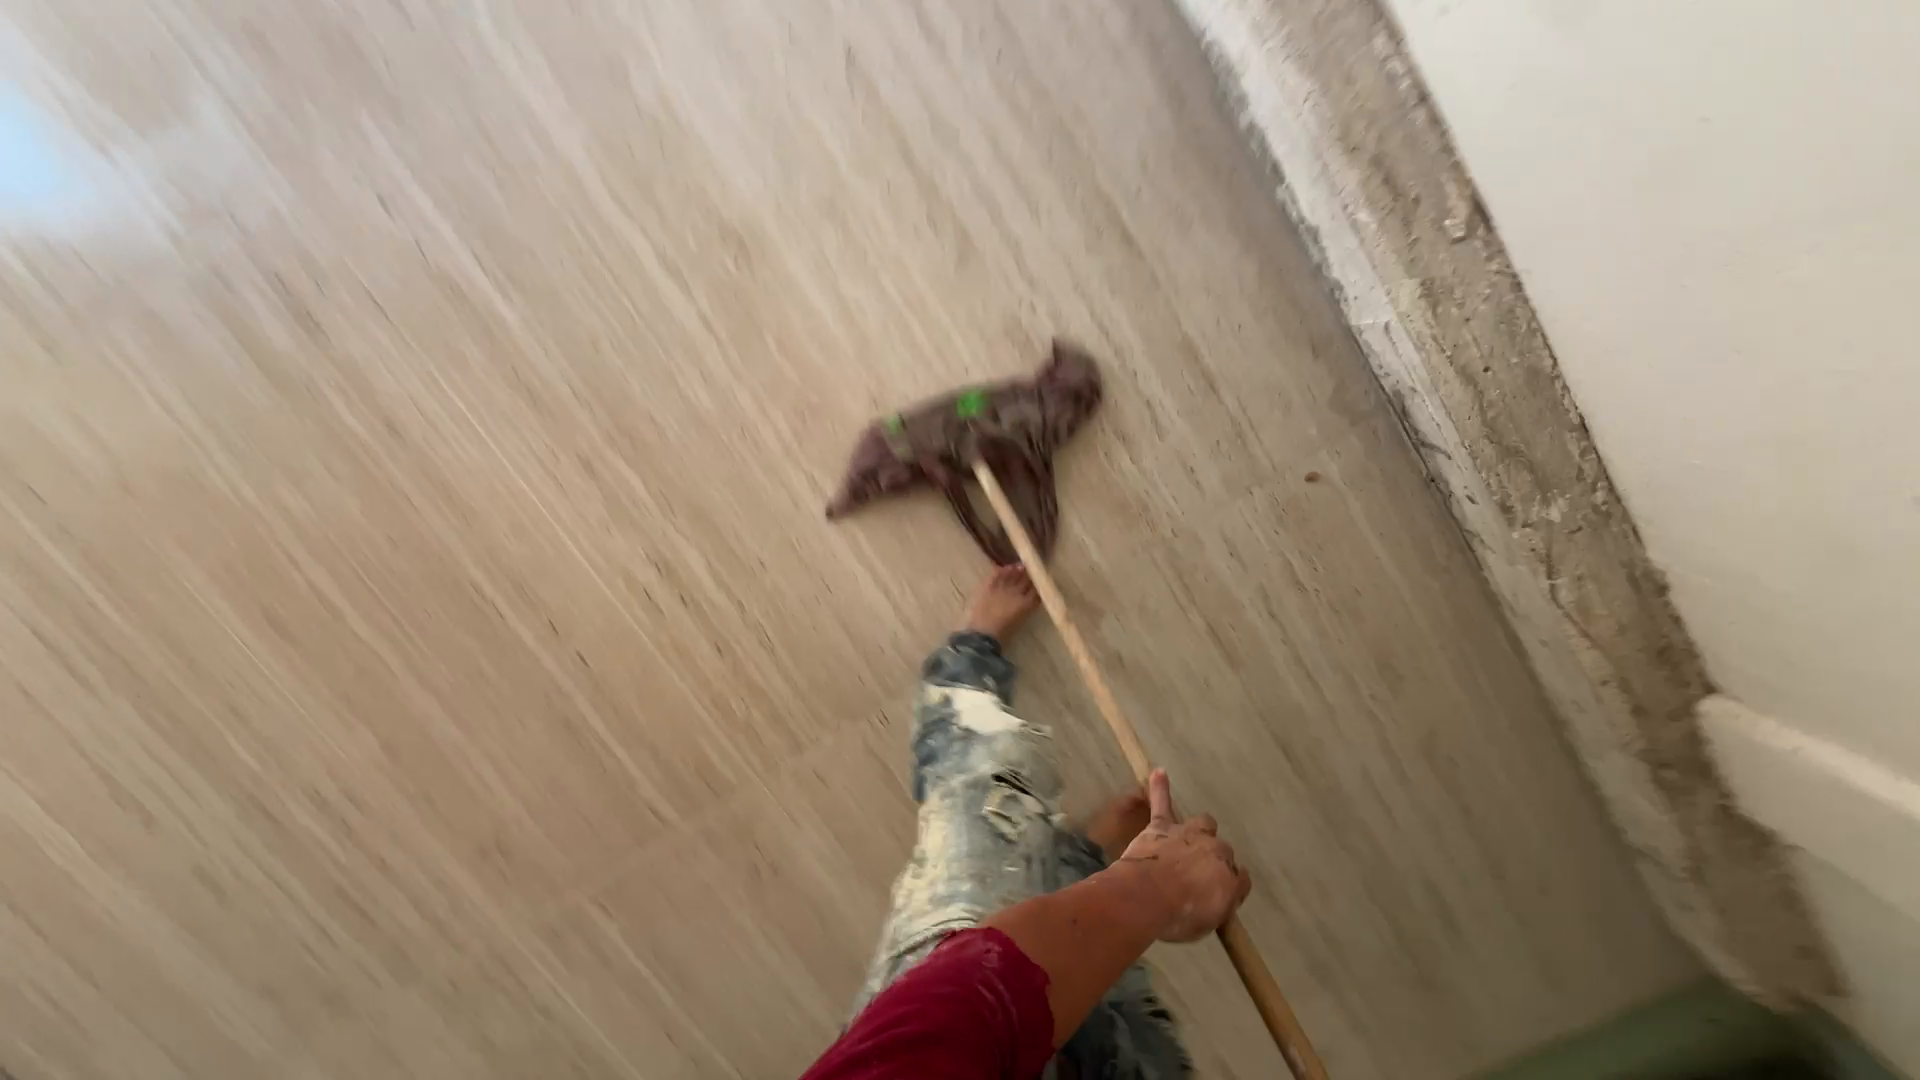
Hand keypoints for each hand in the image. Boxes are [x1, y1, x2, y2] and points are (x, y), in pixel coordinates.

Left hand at [1114, 769, 1252, 941]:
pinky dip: (1160, 788)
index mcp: (1230, 877)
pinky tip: (1160, 772)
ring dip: (1199, 830)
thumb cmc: (1179, 916)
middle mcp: (1215, 850)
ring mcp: (1188, 834)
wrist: (1149, 895)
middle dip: (1212, 859)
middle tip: (1194, 875)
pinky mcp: (1162, 826)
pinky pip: (1163, 802)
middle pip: (1222, 849)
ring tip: (1190, 838)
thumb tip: (1223, 897)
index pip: (1239, 878)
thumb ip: (1220, 906)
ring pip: (1204, 823)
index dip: (1228, 885)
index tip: (1217, 893)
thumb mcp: (1208, 923)